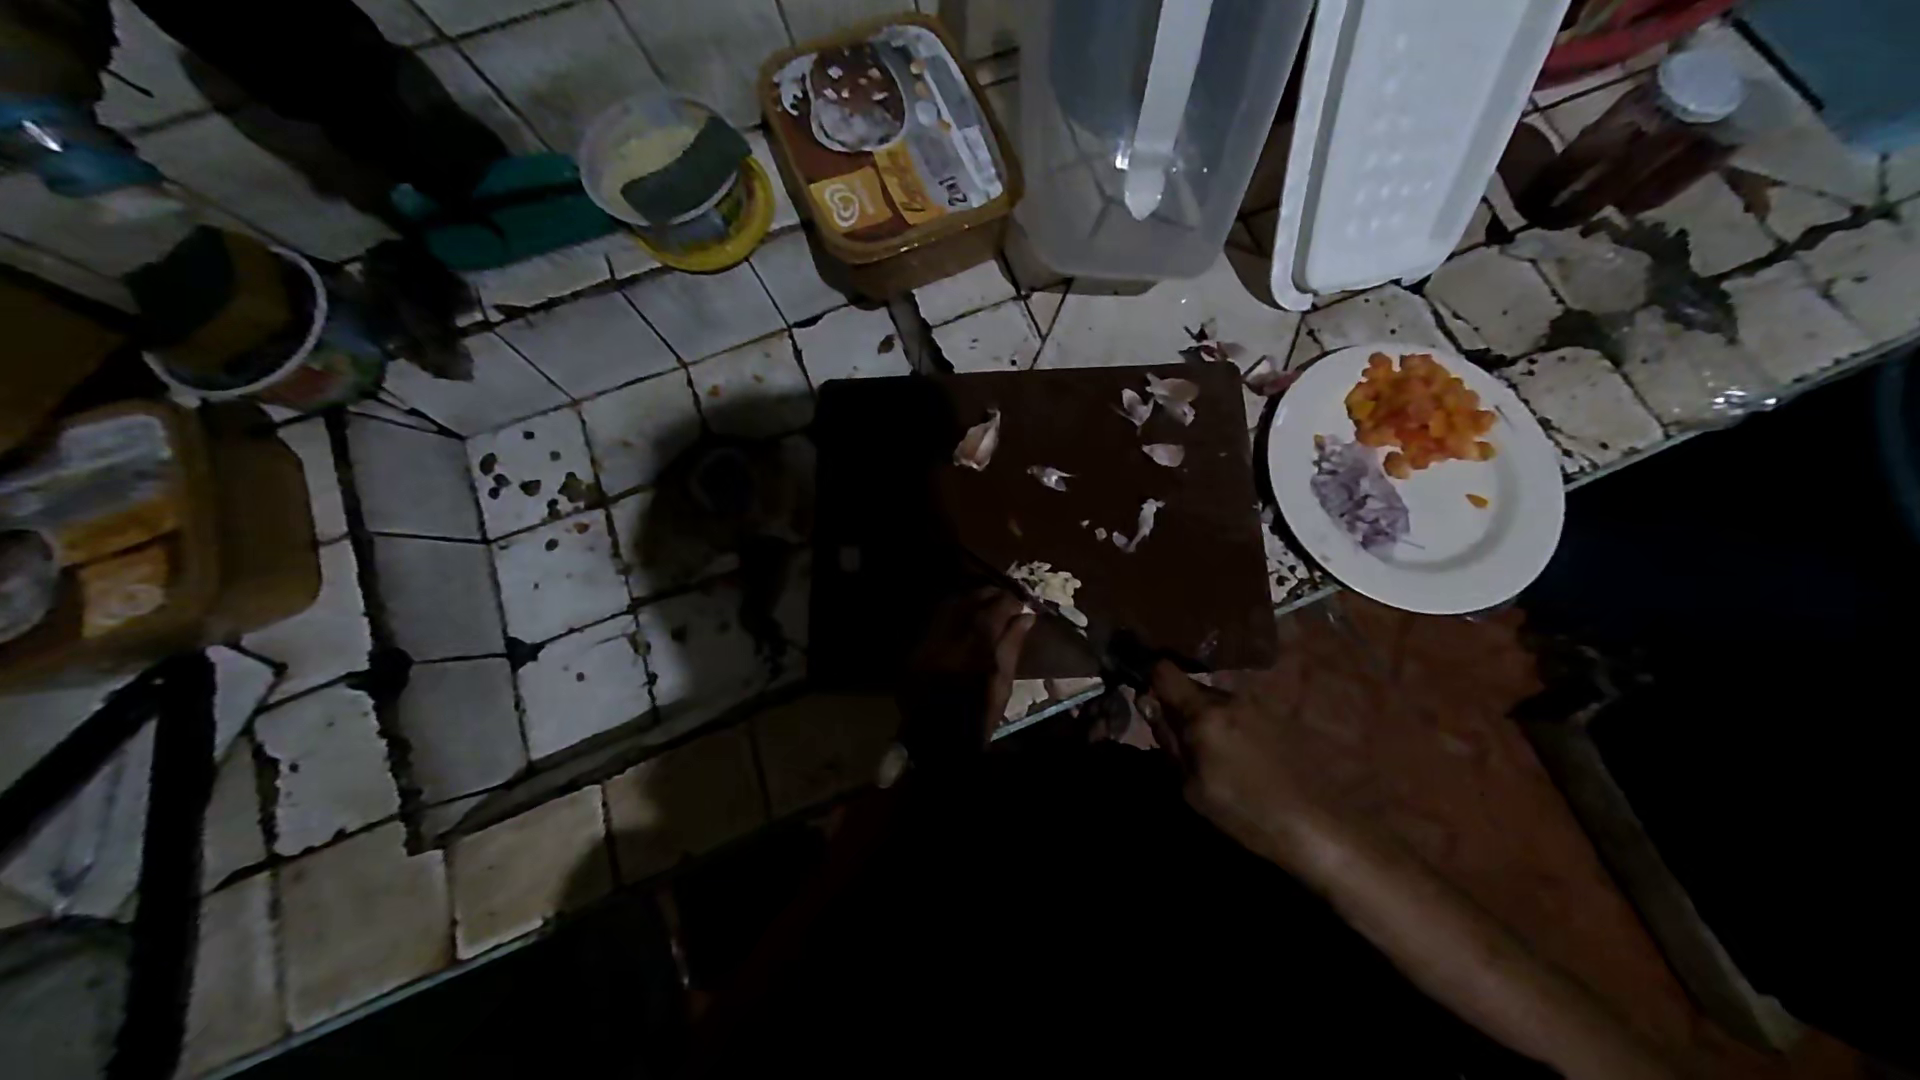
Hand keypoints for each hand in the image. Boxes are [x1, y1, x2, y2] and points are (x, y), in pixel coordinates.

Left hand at [897, 588, 1035, 766]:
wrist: (940, 734)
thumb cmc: (980, 710)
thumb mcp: (1003, 679)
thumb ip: (1013, 643)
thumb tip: (1026, 615)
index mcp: (980, 637)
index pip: (999, 604)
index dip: (1012, 601)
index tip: (1020, 605)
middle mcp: (954, 628)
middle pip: (974, 597)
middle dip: (990, 596)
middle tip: (1002, 600)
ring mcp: (932, 633)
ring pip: (953, 602)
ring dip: (970, 600)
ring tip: (982, 605)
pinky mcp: (918, 642)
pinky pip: (936, 616)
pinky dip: (951, 612)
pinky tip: (959, 617)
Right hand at [1147, 661, 1332, 862]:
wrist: (1317, 828)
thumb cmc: (1244, 813)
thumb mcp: (1191, 786)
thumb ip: (1167, 740)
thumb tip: (1148, 704)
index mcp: (1203, 713)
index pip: (1164, 671)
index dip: (1148, 679)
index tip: (1144, 700)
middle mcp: (1229, 698)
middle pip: (1190, 688)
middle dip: (1178, 707)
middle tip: (1178, 742)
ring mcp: (1257, 706)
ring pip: (1215, 701)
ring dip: (1205, 718)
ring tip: (1210, 755)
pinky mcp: (1277, 719)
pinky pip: (1238, 713)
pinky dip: (1228, 727)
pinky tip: (1239, 760)